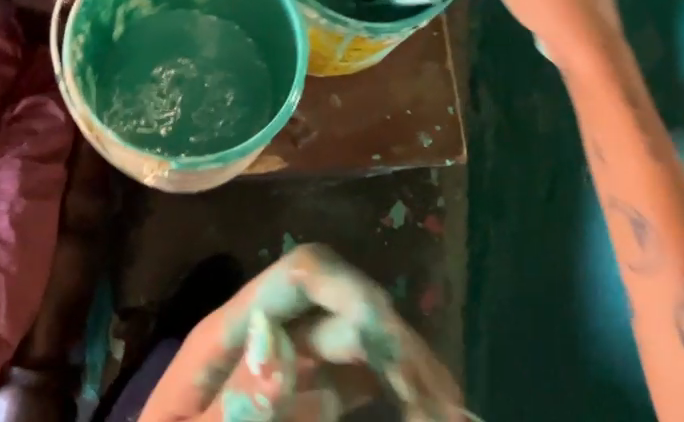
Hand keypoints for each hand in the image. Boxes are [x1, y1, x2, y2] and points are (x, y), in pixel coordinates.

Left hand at [138, 245, 461, 421]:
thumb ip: (232, 404)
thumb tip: (275, 338)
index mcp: (230, 332)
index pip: (302, 275)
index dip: (356, 295)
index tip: (400, 353)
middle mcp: (268, 333)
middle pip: (347, 305)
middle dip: (399, 343)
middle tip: (449, 406)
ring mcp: (292, 364)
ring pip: (365, 342)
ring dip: (411, 371)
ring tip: (453, 413)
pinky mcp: (310, 394)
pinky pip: (362, 378)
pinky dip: (400, 392)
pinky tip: (431, 412)